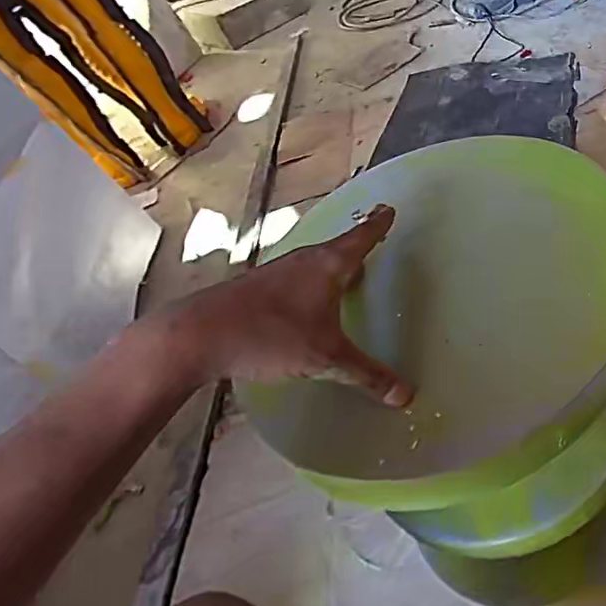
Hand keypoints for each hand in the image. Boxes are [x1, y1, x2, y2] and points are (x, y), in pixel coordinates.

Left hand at [143, 204, 413, 406]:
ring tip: (347, 274)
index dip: (378, 225)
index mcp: (328, 265)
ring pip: (315, 263)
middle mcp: (304, 260)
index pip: (362, 238)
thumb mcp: (325, 358)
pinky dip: (312, 283)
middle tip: (373, 242)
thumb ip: (365, 375)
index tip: (389, 209)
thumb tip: (406, 395)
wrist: (199, 335)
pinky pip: (298, 278)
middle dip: (357, 246)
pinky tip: (308, 303)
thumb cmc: (271, 334)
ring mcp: (278, 271)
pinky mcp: (259, 288)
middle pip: (338, 247)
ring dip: (332, 266)